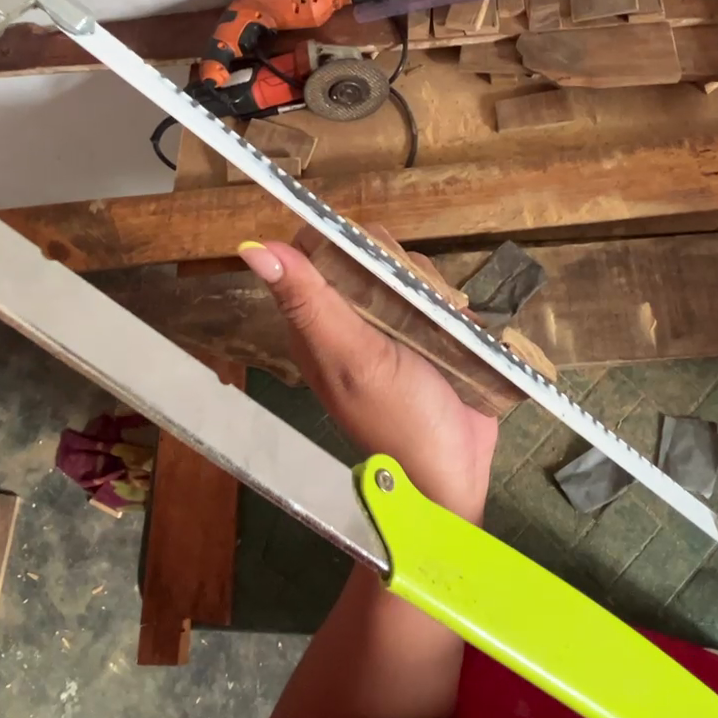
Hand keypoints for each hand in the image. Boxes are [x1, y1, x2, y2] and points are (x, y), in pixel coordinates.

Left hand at [237, 229, 497, 521]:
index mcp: (318, 323)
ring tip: (448, 323)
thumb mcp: (352, 355)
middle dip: (401, 269)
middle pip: (370, 256)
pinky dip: (454, 309)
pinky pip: (437, 300)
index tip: (377, 259)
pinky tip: (464, 330)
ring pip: (408, 274)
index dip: (344, 240)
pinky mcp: (428, 338)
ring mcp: (391, 329)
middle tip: (419, 303)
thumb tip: (252, 247)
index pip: (318, 252)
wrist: (453, 477)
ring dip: (434, 292)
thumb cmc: (398, 417)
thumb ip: (309, 300)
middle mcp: (350, 321)